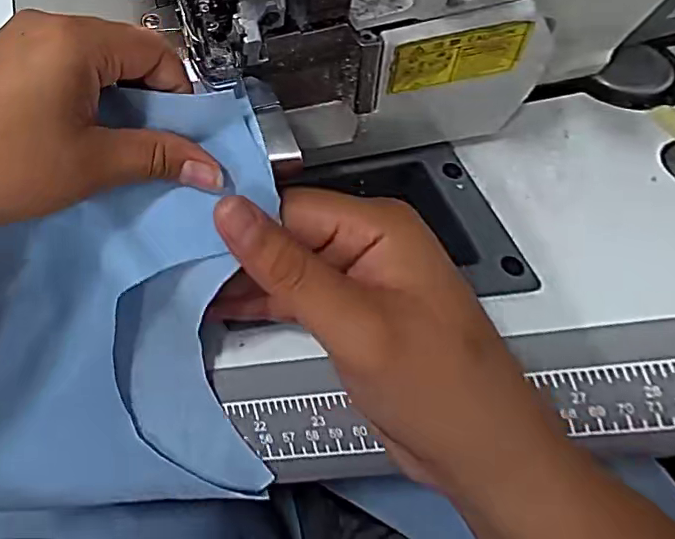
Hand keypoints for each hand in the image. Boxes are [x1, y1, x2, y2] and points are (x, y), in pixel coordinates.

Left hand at [0, 11, 223, 251]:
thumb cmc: (7, 168)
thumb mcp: (90, 164)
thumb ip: (157, 156)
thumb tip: (211, 168)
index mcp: (75, 36)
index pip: (154, 50)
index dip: (177, 92)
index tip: (179, 136)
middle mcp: (46, 21)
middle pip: (120, 47)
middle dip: (143, 92)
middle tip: (141, 142)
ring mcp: (16, 34)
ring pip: (87, 54)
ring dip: (109, 91)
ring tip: (101, 139)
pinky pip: (54, 58)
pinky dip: (74, 86)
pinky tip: (62, 125)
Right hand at [210, 190, 574, 494]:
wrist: (491, 468)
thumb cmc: (442, 393)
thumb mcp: (354, 325)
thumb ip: (285, 265)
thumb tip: (227, 208)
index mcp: (376, 225)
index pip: (286, 207)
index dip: (239, 221)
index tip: (188, 233)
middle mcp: (363, 240)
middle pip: (281, 231)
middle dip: (236, 252)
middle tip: (183, 262)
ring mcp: (354, 274)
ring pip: (281, 261)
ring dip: (242, 277)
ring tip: (192, 283)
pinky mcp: (346, 305)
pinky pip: (292, 289)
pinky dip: (261, 299)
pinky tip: (223, 304)